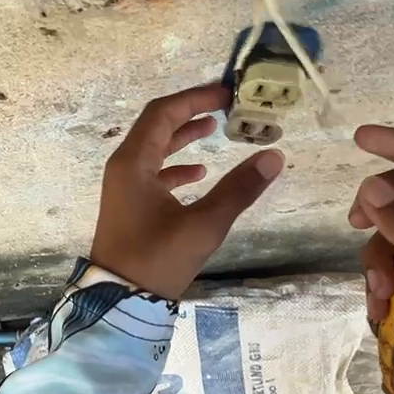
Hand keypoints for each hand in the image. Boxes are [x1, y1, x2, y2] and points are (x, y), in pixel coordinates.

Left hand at [89, 85, 285, 298]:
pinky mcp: (129, 204)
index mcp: (133, 163)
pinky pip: (152, 172)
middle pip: (156, 126)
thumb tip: (274, 156)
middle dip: (190, 112)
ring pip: (154, 148)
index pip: (162, 113)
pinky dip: (175, 166)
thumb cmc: (157, 259)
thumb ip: (239, 189)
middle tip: (225, 106)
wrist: (119, 299)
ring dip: (182, 137)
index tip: (225, 93)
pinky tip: (200, 172)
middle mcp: (124, 167)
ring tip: (216, 129)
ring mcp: (124, 186)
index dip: (194, 98)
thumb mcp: (203, 225)